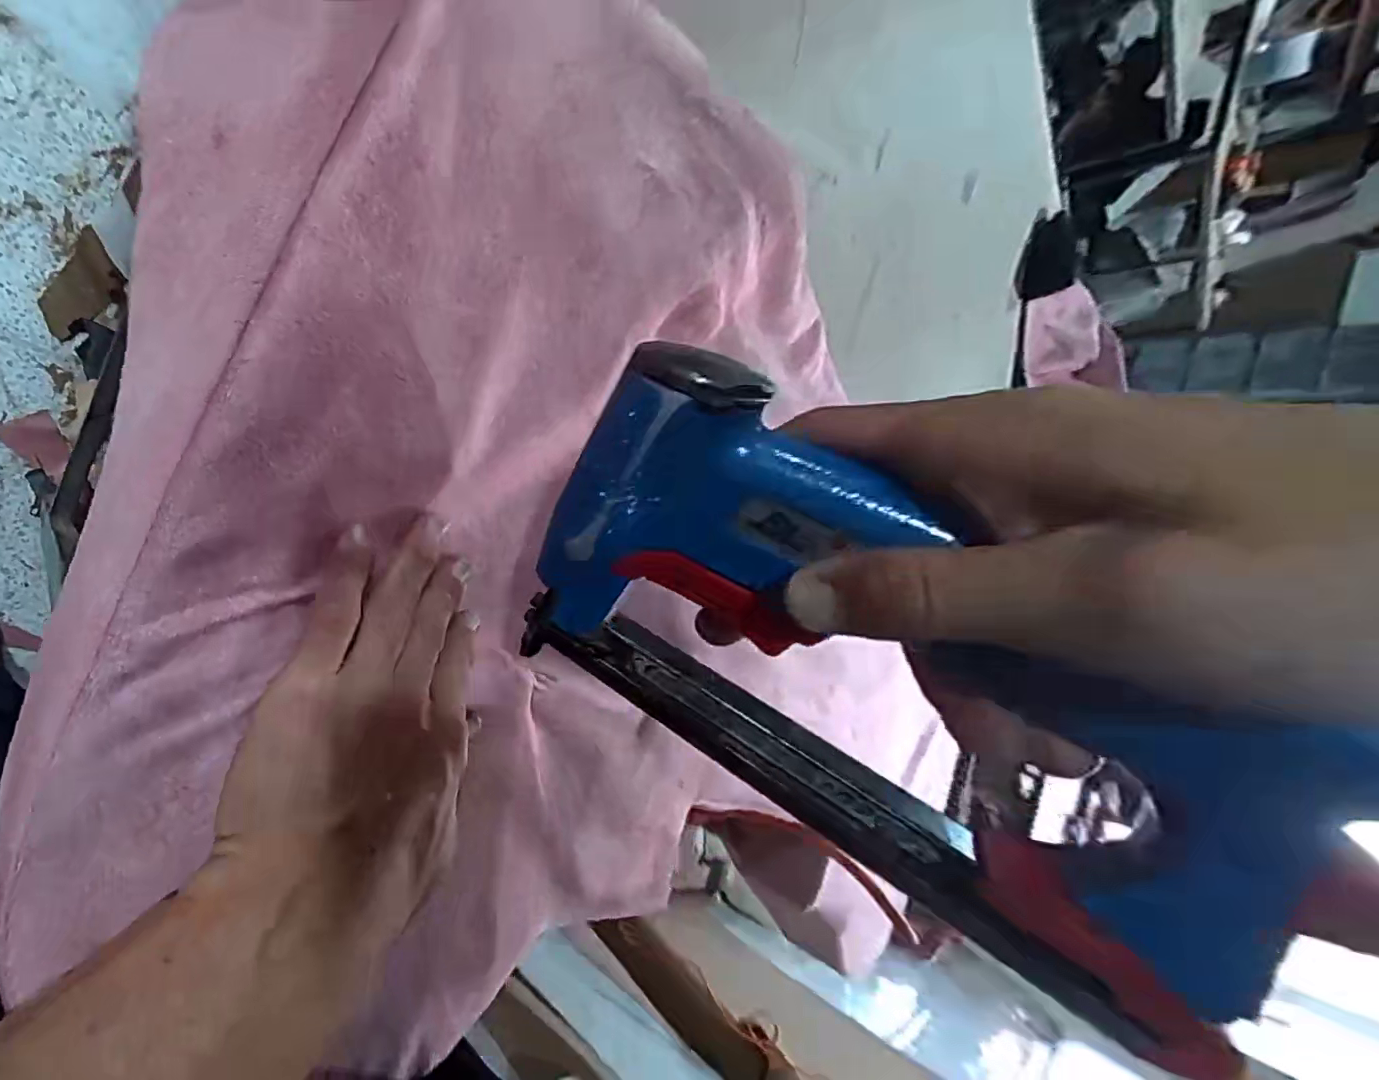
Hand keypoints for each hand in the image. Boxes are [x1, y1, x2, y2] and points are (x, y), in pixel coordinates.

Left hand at [213, 515, 476, 940]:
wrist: (305, 899)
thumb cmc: (373, 884)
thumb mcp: (437, 837)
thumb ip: (451, 772)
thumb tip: (465, 723)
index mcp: (440, 739)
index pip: (453, 666)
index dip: (459, 628)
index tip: (463, 601)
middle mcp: (408, 698)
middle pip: (428, 625)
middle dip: (440, 580)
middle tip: (448, 544)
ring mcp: (361, 683)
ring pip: (392, 609)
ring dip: (408, 565)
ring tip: (423, 530)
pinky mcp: (310, 681)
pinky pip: (335, 613)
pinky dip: (350, 573)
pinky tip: (360, 539)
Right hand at [754, 387, 1378, 719]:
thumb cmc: (1324, 576)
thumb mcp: (1103, 598)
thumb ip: (931, 591)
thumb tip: (787, 592)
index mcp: (982, 438)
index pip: (816, 443)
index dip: (746, 489)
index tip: (708, 560)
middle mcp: (997, 457)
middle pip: (856, 512)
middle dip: (835, 589)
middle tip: (790, 648)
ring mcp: (1046, 500)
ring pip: (926, 567)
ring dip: (933, 643)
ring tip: (1009, 725)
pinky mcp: (1089, 540)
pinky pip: (992, 592)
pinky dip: (995, 651)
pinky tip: (1051, 706)